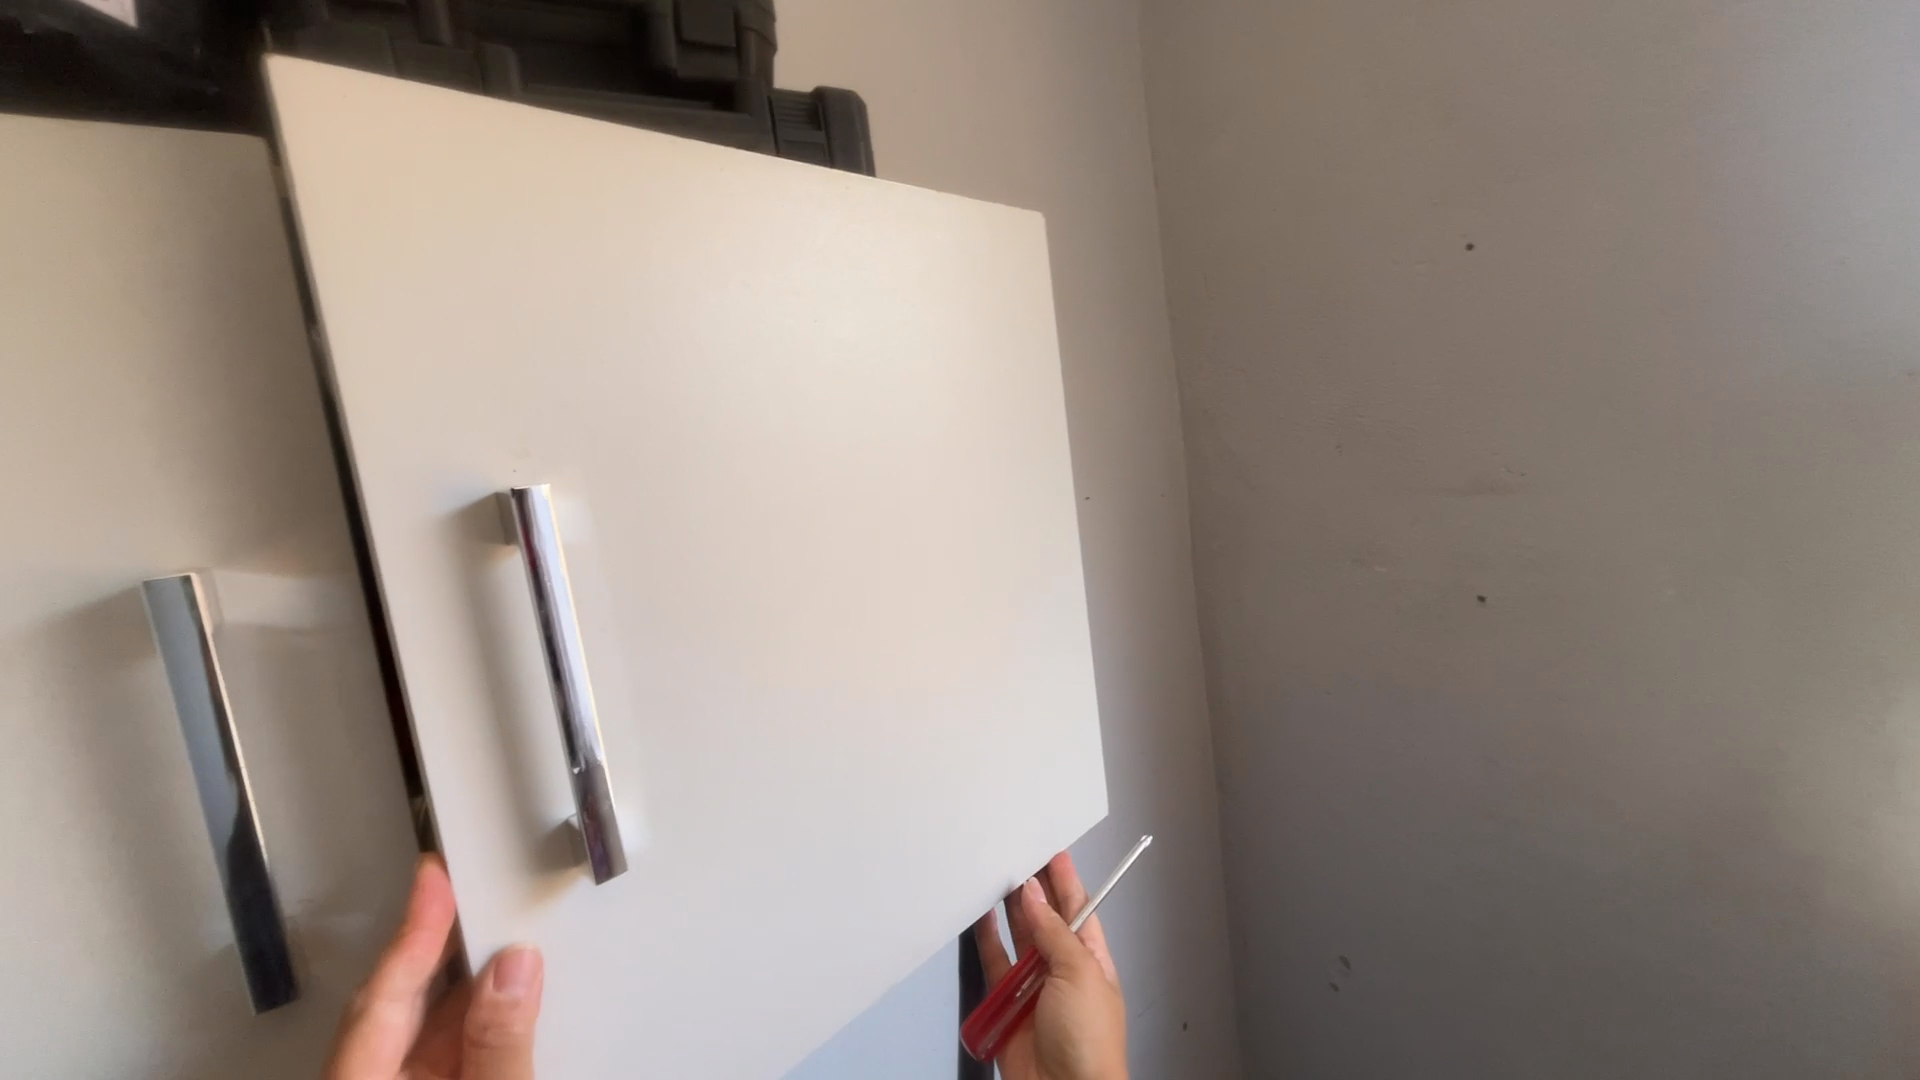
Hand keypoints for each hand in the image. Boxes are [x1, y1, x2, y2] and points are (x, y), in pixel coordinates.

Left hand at [326, 855, 544, 1079]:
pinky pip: (442, 1041)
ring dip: (471, 976)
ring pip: (424, 1020)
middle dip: (444, 939)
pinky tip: (508, 989)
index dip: (415, 928)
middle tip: (479, 881)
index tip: (434, 872)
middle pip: (399, 1001)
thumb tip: (516, 966)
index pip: (385, 995)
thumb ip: (497, 1043)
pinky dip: (477, 1009)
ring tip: (509, 928)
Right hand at [973, 852, 1128, 1079]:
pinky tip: (980, 914)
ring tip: (996, 874)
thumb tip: (1033, 893)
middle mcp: (1063, 968)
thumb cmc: (1090, 1043)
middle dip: (1033, 886)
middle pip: (1045, 916)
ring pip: (1018, 934)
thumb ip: (1053, 931)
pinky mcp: (1008, 1002)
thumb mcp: (1078, 973)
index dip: (1064, 877)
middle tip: (1017, 853)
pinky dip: (986, 937)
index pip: (1077, 906)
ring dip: (1008, 907)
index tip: (1051, 848)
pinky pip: (994, 960)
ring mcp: (1035, 985)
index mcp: (1091, 958)